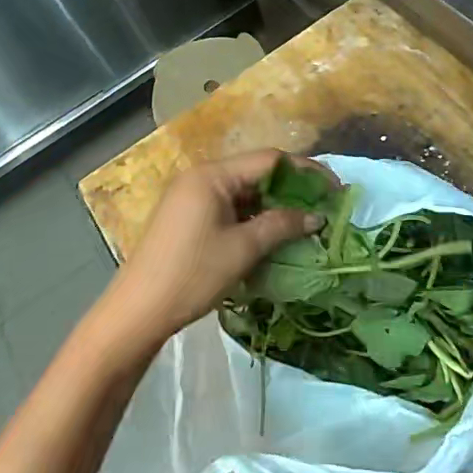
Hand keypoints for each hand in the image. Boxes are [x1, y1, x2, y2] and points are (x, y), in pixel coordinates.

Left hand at [97, 151, 326, 351]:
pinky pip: (228, 207)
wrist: (137, 312)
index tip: (334, 190)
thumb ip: (281, 225)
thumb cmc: (192, 275)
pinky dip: (252, 217)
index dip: (306, 171)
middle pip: (255, 172)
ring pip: (242, 191)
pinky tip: (270, 235)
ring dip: (272, 205)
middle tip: (321, 208)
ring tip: (302, 224)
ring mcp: (190, 197)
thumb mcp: (243, 249)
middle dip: (291, 189)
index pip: (269, 160)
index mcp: (212, 176)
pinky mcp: (186, 217)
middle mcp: (200, 177)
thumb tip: (316, 216)